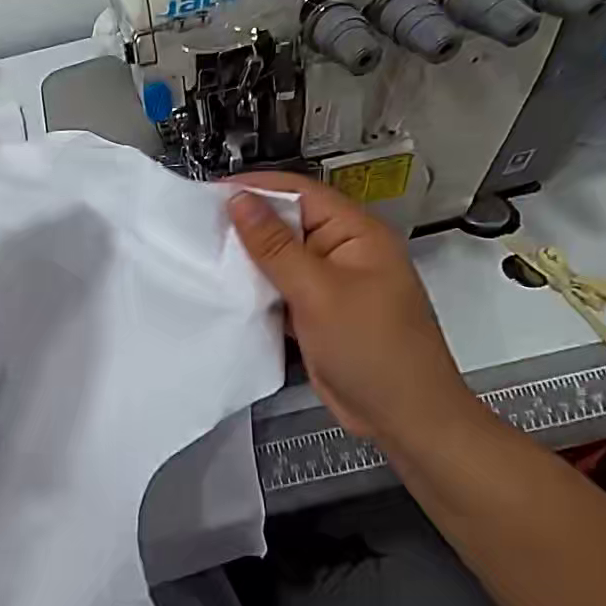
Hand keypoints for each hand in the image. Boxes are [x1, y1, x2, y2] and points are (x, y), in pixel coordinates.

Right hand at [226, 172, 473, 440]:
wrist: (404, 418)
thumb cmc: (375, 350)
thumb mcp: (318, 292)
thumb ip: (275, 245)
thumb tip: (241, 200)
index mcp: (356, 233)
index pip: (300, 193)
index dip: (257, 187)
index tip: (211, 193)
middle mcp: (343, 251)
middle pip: (288, 222)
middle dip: (248, 222)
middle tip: (201, 225)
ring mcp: (330, 283)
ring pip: (281, 257)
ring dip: (249, 257)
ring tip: (207, 254)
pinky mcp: (317, 311)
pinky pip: (281, 288)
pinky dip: (257, 288)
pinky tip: (229, 289)